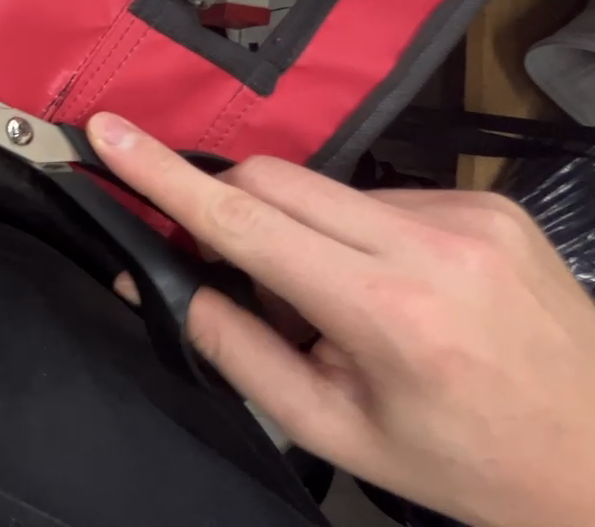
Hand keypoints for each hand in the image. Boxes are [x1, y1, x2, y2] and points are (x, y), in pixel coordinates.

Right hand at [87, 113, 594, 526]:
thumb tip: (145, 279)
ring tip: (333, 295)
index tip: (106, 131)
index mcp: (389, 311)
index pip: (241, 221)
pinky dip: (345, 228)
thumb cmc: (467, 463)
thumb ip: (225, 343)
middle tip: (240, 276)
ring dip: (289, 226)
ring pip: (312, 184)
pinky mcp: (488, 203)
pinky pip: (366, 191)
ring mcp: (470, 215)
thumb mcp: (326, 424)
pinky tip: (388, 281)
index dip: (162, 174)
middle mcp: (434, 245)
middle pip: (267, 181)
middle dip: (225, 210)